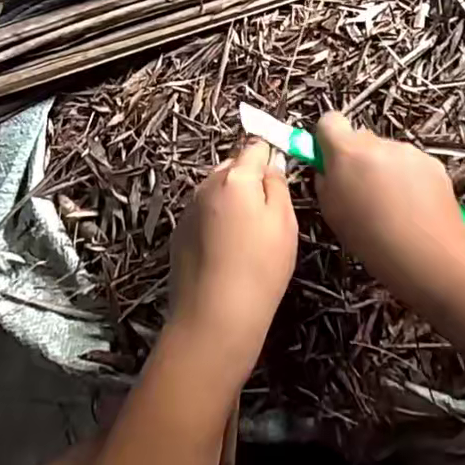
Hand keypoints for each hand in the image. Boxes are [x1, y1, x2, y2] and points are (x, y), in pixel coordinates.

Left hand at [168, 140, 296, 369]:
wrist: (214, 316)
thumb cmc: (260, 268)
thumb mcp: (284, 223)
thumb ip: (277, 185)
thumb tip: (270, 164)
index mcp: (235, 177)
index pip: (254, 147)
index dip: (270, 156)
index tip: (280, 175)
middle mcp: (207, 185)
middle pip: (232, 167)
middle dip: (250, 178)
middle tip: (269, 209)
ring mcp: (189, 209)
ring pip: (216, 190)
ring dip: (232, 199)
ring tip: (249, 233)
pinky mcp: (180, 233)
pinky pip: (204, 213)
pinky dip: (216, 220)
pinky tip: (228, 249)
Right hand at [314, 112, 464, 301]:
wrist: (428, 256)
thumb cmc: (372, 239)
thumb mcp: (331, 212)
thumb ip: (326, 181)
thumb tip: (328, 169)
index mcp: (347, 152)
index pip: (329, 120)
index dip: (327, 137)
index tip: (328, 157)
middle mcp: (378, 144)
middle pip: (360, 138)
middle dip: (357, 157)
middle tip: (359, 190)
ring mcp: (408, 152)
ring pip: (387, 153)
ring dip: (383, 169)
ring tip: (389, 206)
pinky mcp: (432, 163)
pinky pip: (410, 164)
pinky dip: (408, 179)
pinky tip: (411, 208)